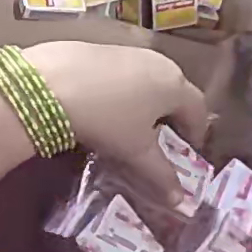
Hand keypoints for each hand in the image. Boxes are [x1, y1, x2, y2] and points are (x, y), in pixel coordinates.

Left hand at [23, 41, 209, 203]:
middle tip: (161, 140)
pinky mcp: (101, 49)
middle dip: (172, 116)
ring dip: (147, 102)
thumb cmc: (108, 119)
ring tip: (131, 125)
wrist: (53, 82)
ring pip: (149, 80)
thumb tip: (181, 202)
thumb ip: (161, 174)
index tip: (189, 150)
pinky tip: (105, 106)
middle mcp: (159, 62)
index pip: (199, 109)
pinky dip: (123, 91)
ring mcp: (129, 52)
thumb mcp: (136, 151)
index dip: (197, 132)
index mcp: (176, 85)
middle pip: (175, 91)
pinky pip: (123, 73)